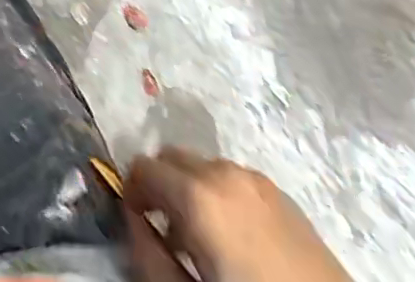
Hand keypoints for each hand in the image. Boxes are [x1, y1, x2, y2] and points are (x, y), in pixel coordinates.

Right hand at [123, 148, 352, 281]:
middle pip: (173, 158)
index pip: (143, 167)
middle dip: (160, 186)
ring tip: (201, 240)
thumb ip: (150, 257)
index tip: (136, 222)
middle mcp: (224, 174)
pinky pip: (234, 180)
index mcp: (198, 196)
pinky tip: (234, 240)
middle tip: (164, 232)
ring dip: (190, 189)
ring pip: (204, 167)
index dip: (131, 191)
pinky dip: (219, 195)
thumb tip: (133, 222)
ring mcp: (258, 181)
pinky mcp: (283, 196)